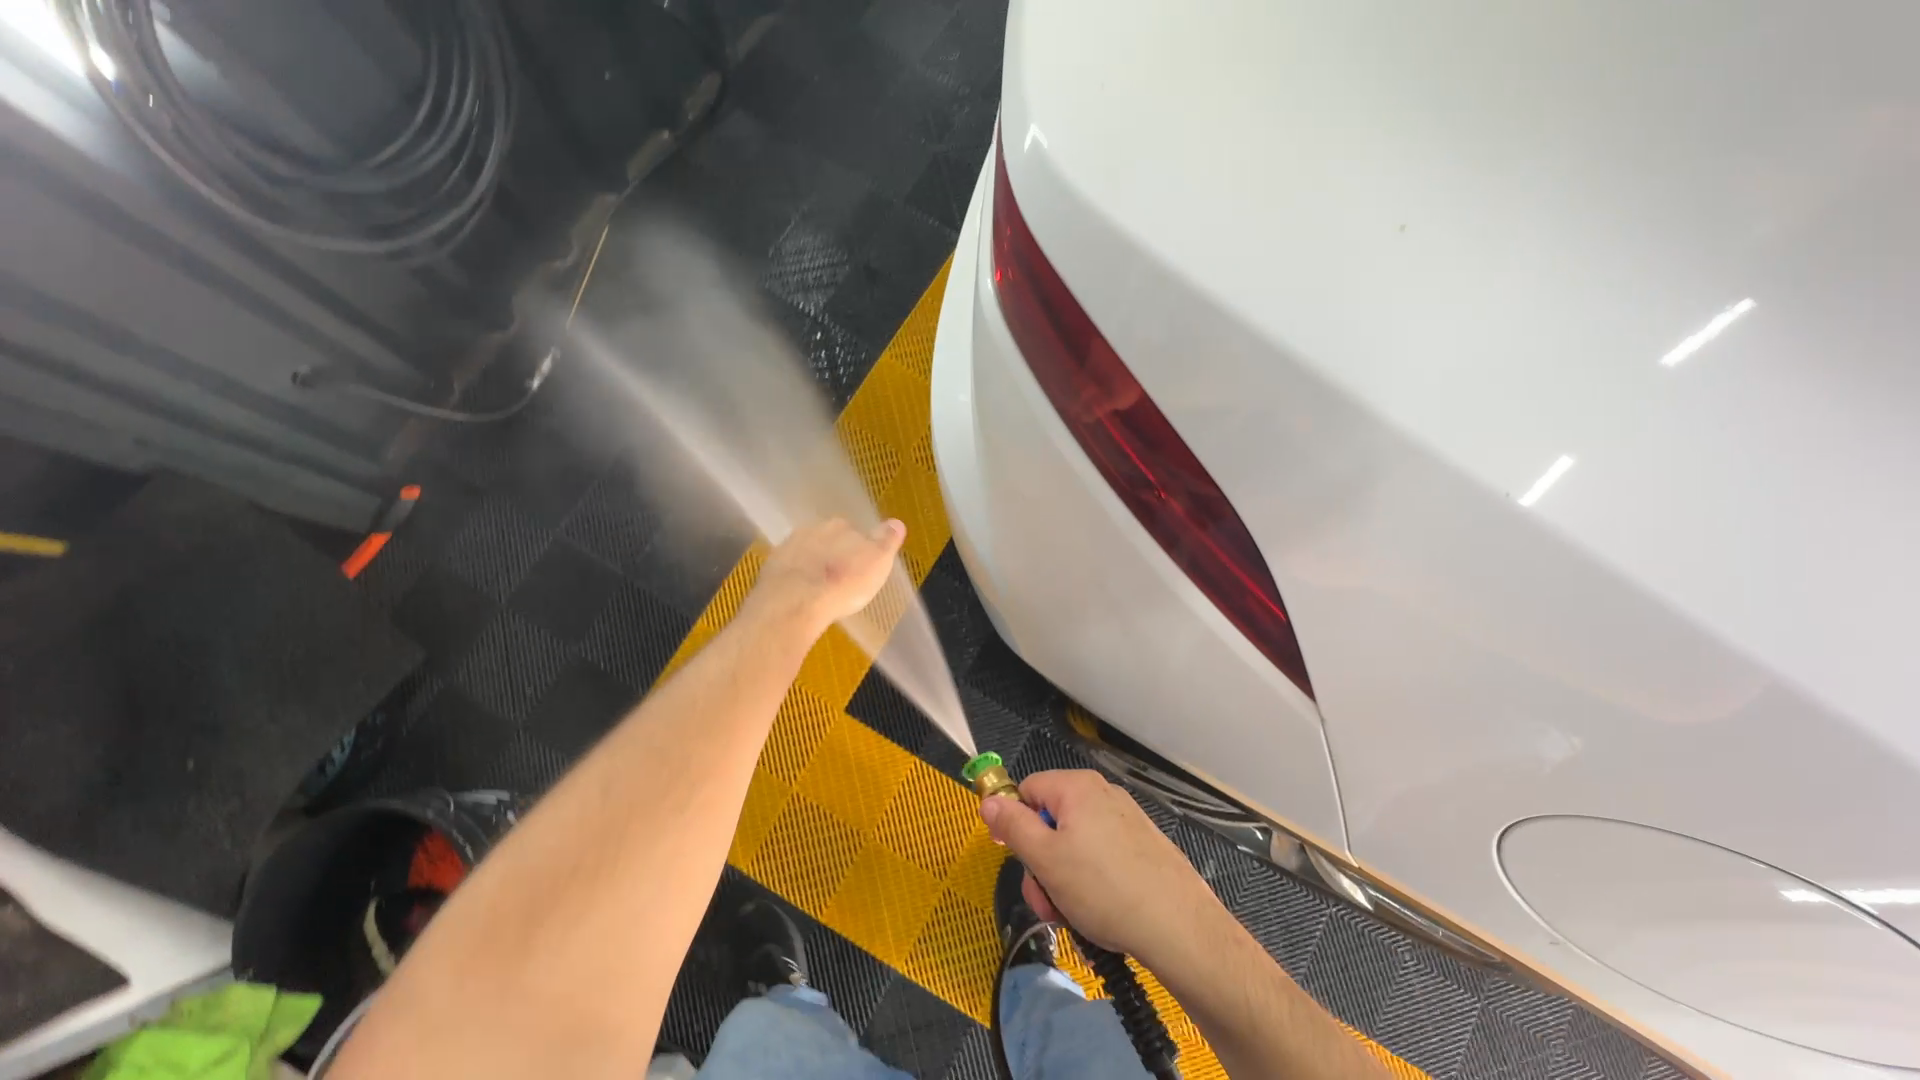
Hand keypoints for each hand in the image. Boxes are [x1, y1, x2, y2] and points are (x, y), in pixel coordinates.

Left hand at [745, 518, 905, 636]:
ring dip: (812, 566)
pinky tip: (801, 596)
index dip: (858, 549)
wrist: (795, 602)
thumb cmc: (844, 583)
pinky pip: (788, 570)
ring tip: (820, 590)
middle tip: (841, 579)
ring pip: (806, 553)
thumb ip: (886, 540)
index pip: (853, 531)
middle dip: (833, 555)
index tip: (860, 567)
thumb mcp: (878, 562)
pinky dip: (795, 579)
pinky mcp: (770, 568)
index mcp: (840, 526)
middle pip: (827, 539)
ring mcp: (788, 547)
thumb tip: (896, 522)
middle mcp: (812, 529)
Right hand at [979, 770, 1221, 963]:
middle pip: (1050, 820)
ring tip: (1072, 912)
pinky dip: (1089, 882)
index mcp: (1077, 787)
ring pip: (1074, 845)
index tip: (1014, 857)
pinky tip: (1097, 911)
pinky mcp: (1142, 847)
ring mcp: (1126, 821)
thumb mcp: (1045, 859)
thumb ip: (1012, 826)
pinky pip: (1100, 858)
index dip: (1013, 823)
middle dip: (1040, 862)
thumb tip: (989, 800)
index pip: (1027, 790)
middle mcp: (1104, 795)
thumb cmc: (1104, 888)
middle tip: (1046, 899)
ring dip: (1062, 879)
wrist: (1177, 926)